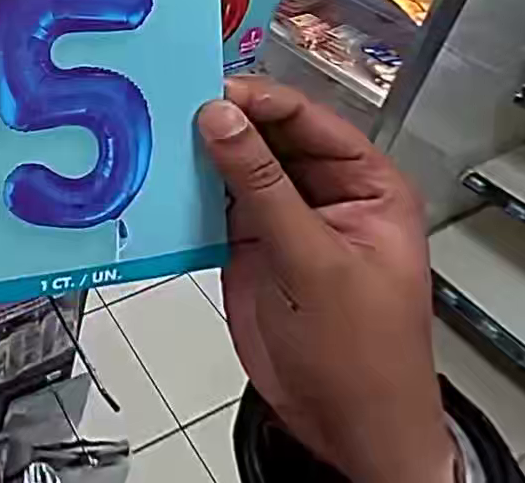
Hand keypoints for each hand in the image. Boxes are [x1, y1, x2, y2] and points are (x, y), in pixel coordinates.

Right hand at [195, 76, 451, 482]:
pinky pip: (217, 192)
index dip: (259, 101)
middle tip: (174, 106)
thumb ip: (261, 183)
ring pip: (238, 158)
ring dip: (204, 148)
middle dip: (226, 120)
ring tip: (161, 130)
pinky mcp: (249, 232)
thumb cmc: (360, 355)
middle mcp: (322, 186)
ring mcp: (282, 209)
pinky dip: (192, 182)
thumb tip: (220, 115)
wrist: (342, 431)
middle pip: (268, 132)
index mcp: (363, 182)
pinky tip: (164, 171)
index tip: (211, 92)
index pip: (306, 119)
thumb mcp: (312, 260)